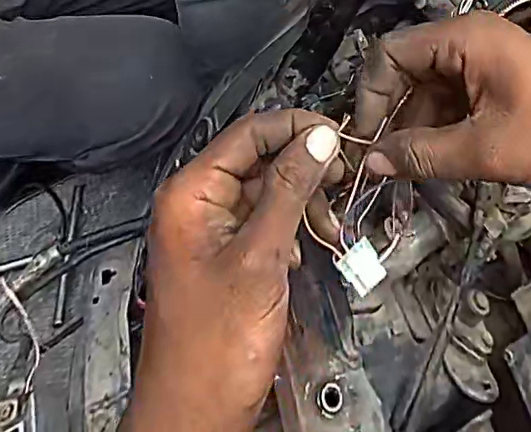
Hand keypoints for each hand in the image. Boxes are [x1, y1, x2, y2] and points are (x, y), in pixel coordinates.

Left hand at [125, 111, 343, 431]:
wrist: (194, 418)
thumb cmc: (210, 351)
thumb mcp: (260, 258)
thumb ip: (289, 190)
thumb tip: (316, 139)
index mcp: (191, 192)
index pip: (248, 132)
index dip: (293, 127)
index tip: (333, 134)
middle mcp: (197, 201)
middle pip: (258, 157)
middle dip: (303, 165)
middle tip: (340, 173)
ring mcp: (211, 226)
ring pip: (266, 187)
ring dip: (302, 198)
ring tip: (328, 220)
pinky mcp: (226, 250)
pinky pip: (264, 217)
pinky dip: (292, 223)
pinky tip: (307, 241)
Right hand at [353, 12, 530, 193]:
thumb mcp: (488, 150)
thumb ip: (423, 155)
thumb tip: (372, 162)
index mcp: (462, 38)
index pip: (390, 53)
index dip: (371, 94)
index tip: (367, 138)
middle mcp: (466, 38)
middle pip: (405, 68)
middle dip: (392, 113)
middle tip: (383, 158)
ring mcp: (480, 57)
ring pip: (426, 86)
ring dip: (415, 124)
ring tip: (408, 166)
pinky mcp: (493, 77)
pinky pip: (450, 96)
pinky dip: (439, 125)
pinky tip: (435, 157)